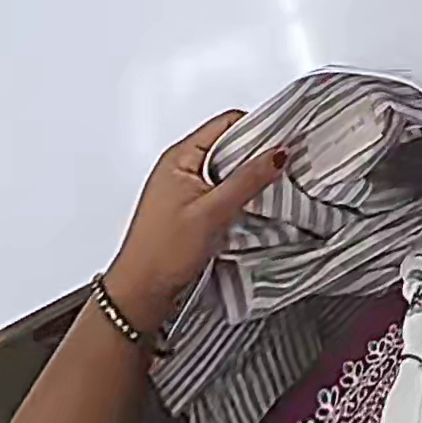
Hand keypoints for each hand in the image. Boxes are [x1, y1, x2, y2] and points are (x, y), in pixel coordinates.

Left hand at [102, 113, 286, 332]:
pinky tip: (256, 197)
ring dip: (251, 170)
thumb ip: (249, 179)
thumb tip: (280, 152)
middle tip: (283, 160)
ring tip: (273, 179)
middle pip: (231, 140)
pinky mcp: (193, 202)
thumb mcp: (212, 212)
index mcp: (180, 157)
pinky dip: (243, 185)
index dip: (258, 125)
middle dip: (258, 149)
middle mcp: (181, 165)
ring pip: (230, 162)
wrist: (137, 300)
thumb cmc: (163, 254)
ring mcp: (186, 184)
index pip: (228, 122)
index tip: (282, 139)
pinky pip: (226, 181)